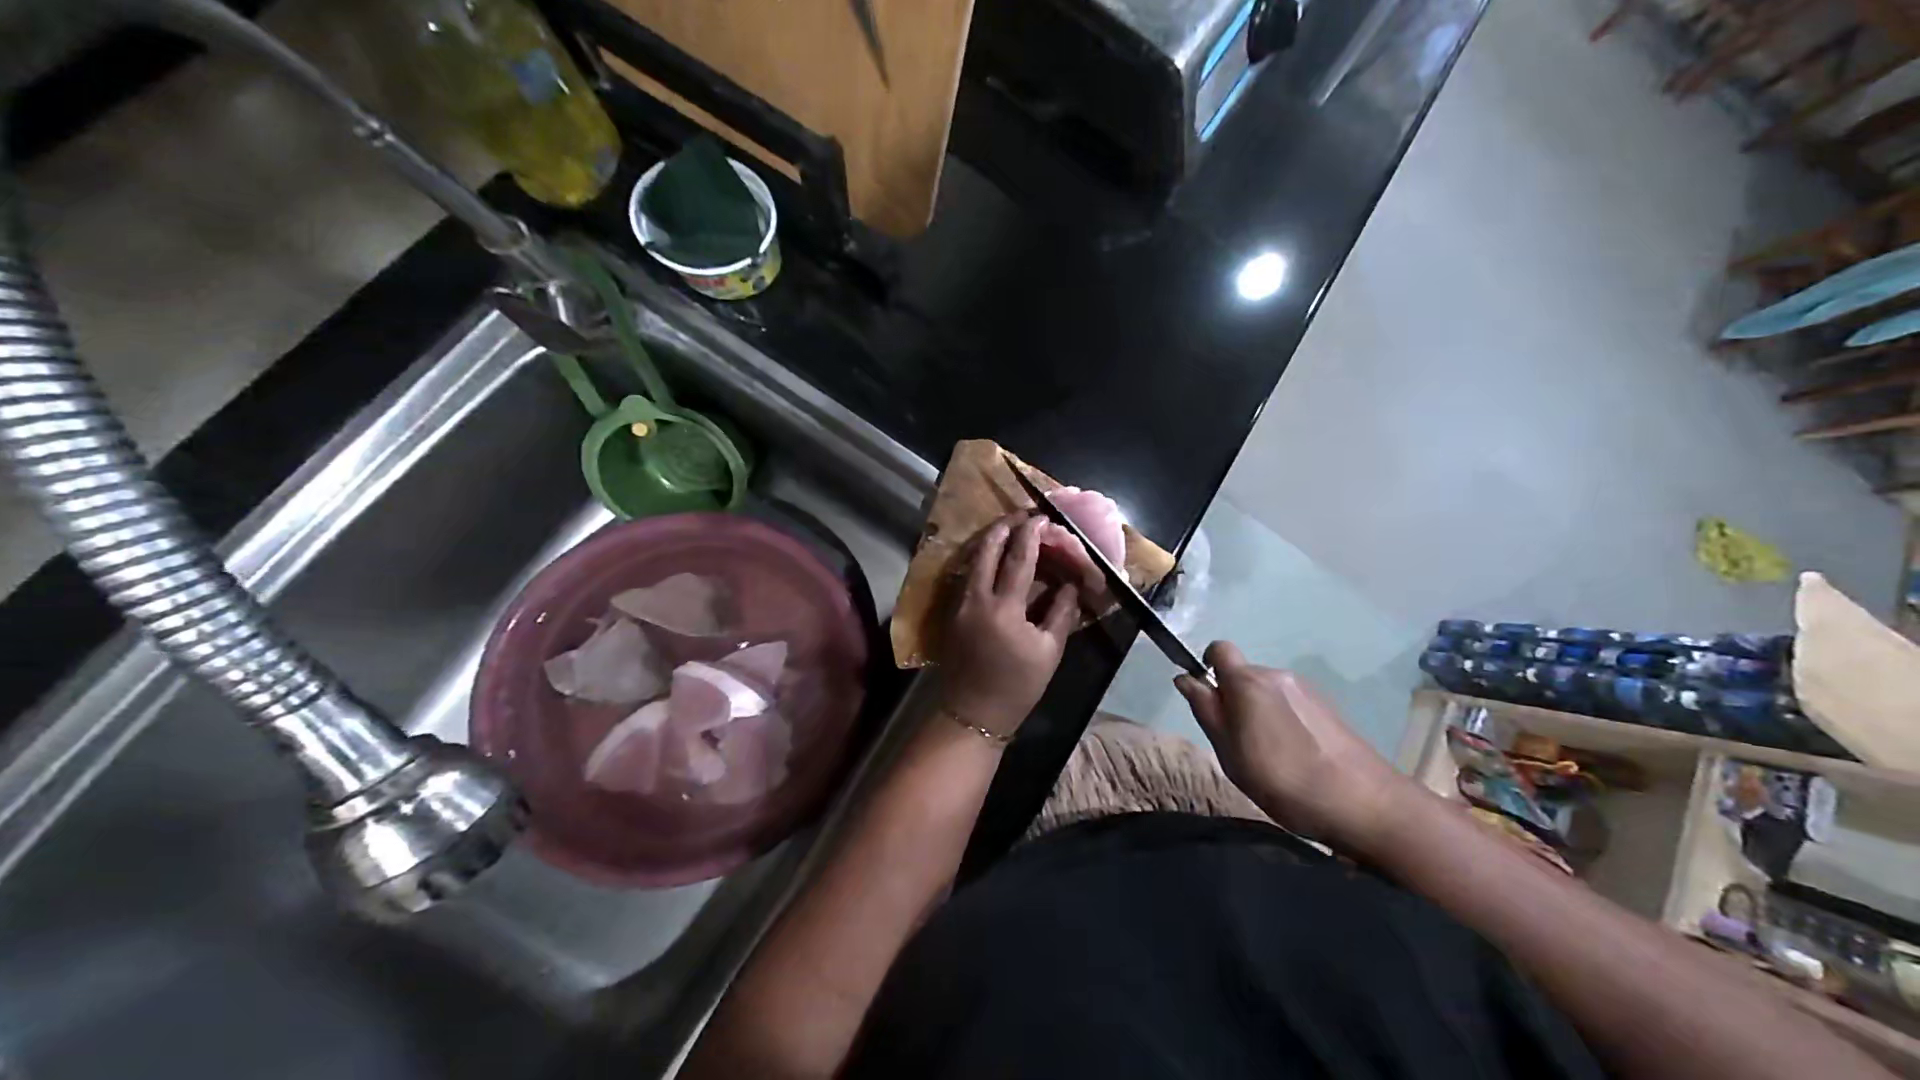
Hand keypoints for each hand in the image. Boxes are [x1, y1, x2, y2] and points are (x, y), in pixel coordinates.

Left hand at [939, 514, 1080, 736]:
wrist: (974, 712)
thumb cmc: (1018, 685)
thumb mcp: (1049, 651)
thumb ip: (1060, 612)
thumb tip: (1069, 584)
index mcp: (1005, 608)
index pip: (1019, 559)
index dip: (1032, 535)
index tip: (1041, 517)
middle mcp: (977, 599)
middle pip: (987, 550)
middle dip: (1003, 527)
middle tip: (1020, 515)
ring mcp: (960, 604)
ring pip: (973, 561)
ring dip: (989, 541)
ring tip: (1006, 529)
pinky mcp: (953, 613)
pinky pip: (967, 576)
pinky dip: (980, 560)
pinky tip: (992, 559)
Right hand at [1176, 642, 1417, 854]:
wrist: (1366, 804)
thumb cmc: (1284, 780)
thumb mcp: (1230, 753)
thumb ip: (1207, 712)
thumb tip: (1186, 678)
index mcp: (1248, 682)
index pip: (1218, 649)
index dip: (1207, 667)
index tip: (1208, 701)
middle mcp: (1277, 675)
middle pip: (1243, 674)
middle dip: (1234, 699)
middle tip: (1238, 743)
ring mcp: (1306, 689)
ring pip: (1267, 691)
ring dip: (1259, 713)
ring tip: (1270, 756)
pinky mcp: (1328, 707)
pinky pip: (1290, 704)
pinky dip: (1283, 722)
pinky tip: (1296, 757)